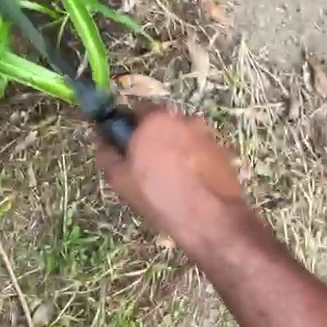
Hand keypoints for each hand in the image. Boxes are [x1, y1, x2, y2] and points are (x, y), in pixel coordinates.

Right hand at [96, 107, 252, 249]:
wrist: (209, 217)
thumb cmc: (157, 194)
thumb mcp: (119, 179)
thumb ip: (107, 155)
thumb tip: (104, 143)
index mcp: (155, 119)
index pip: (135, 109)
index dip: (127, 128)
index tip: (123, 146)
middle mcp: (183, 119)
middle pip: (161, 123)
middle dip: (151, 138)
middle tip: (144, 166)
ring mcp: (206, 134)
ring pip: (181, 137)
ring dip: (173, 149)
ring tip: (168, 179)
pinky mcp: (223, 152)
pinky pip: (198, 151)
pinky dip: (191, 161)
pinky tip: (187, 184)